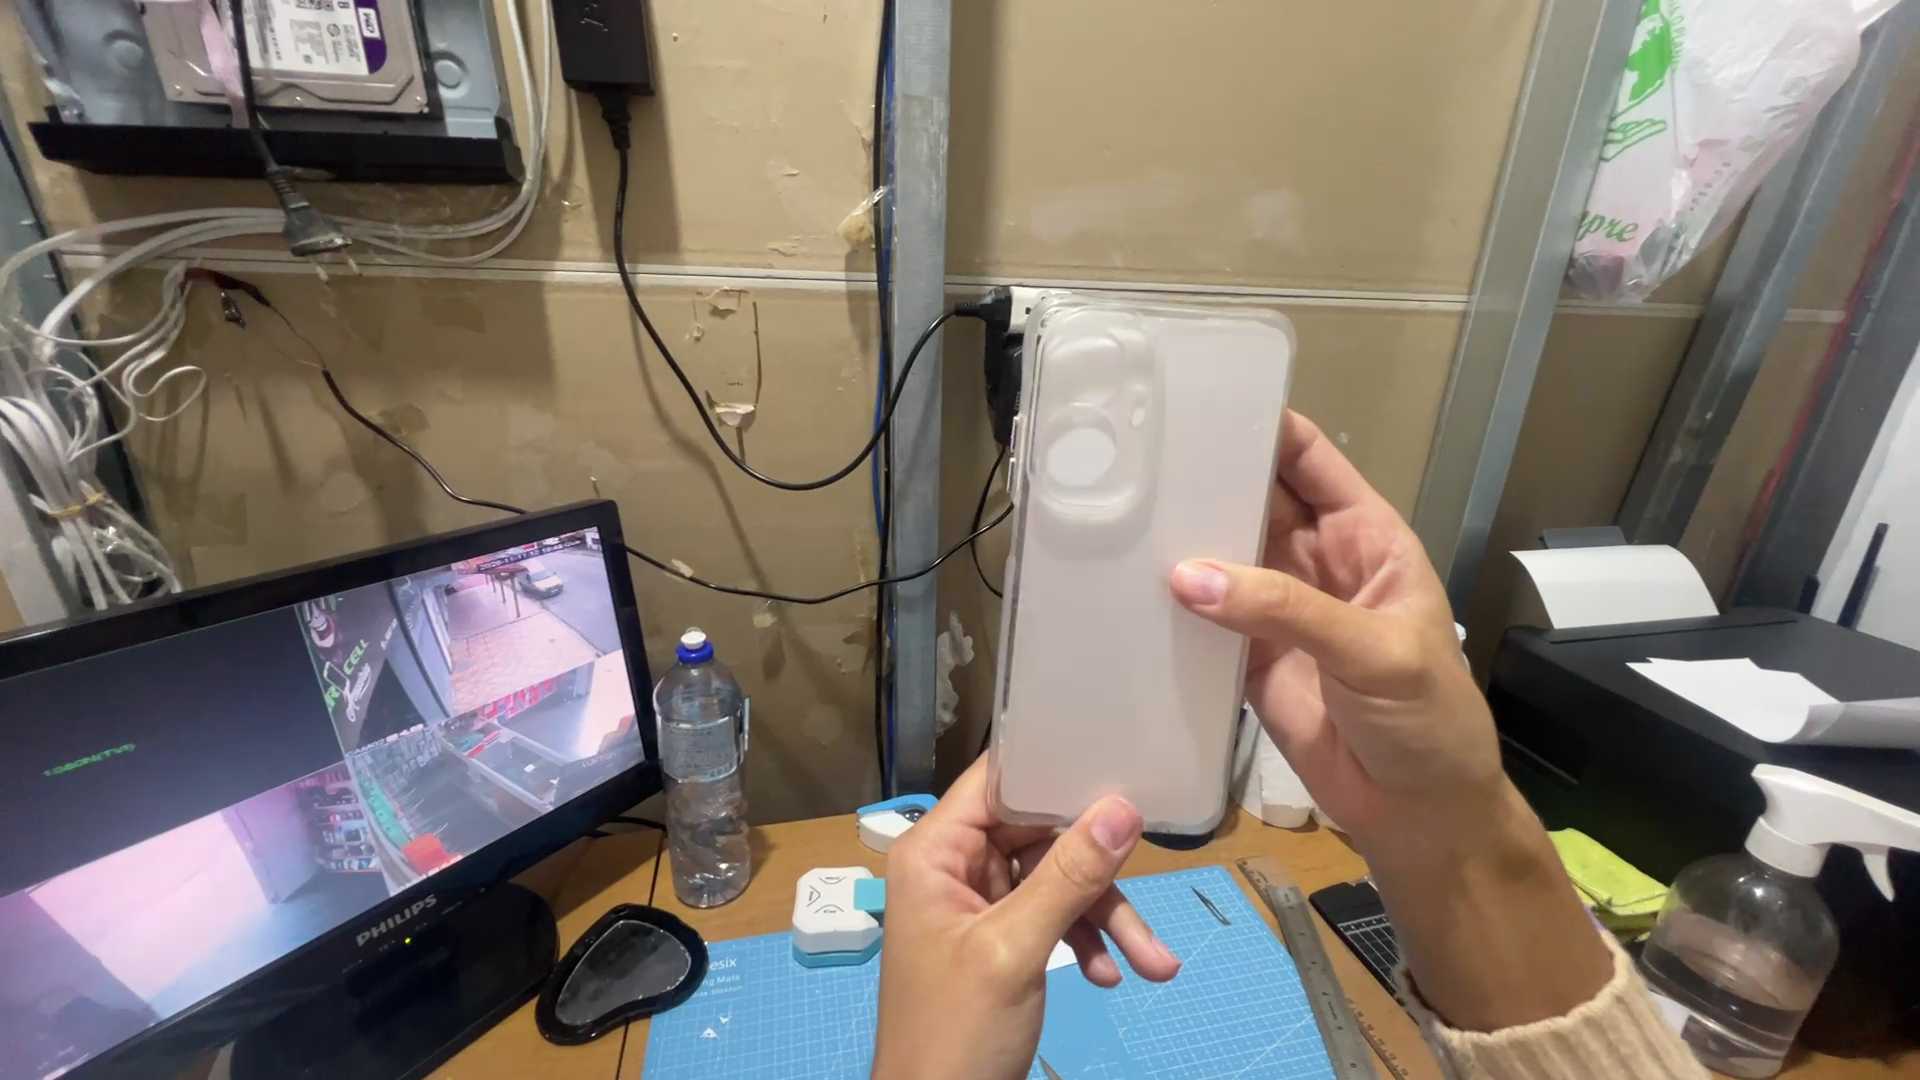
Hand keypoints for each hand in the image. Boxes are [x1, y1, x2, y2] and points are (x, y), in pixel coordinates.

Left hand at [872, 757, 1181, 1079]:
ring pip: (1054, 877)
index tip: (1109, 767)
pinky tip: (1110, 976)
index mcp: (936, 848)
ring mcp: (981, 900)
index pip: (996, 781)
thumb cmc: (957, 1031)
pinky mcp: (1002, 934)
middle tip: (1144, 874)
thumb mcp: (1014, 950)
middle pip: (1036, 832)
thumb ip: (1068, 877)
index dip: (1049, 770)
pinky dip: (1085, 941)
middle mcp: (956, 862)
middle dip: (1094, 867)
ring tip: (1153, 961)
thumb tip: (1122, 807)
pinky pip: (1053, 915)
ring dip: (1103, 916)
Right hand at [1168, 410, 1501, 848]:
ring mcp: (1272, 605)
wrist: (1413, 810)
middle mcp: (1311, 560)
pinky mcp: (1241, 650)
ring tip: (1120, 511)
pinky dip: (1169, 598)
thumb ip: (1287, 610)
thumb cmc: (1427, 720)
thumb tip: (1186, 576)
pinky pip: (1200, 612)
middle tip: (1140, 459)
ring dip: (1181, 535)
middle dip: (1207, 477)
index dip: (1264, 428)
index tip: (1203, 407)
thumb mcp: (1376, 651)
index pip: (1309, 461)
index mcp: (1363, 537)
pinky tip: (1128, 581)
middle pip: (1252, 499)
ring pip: (1219, 551)